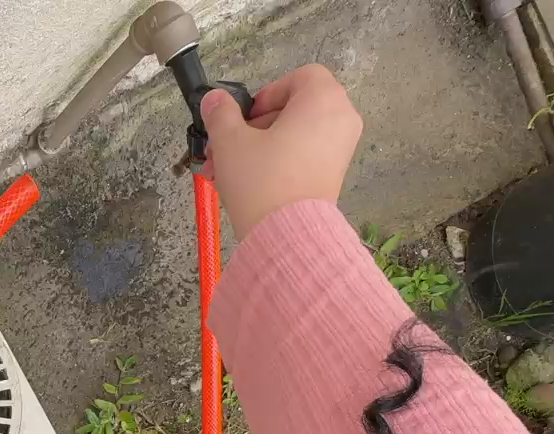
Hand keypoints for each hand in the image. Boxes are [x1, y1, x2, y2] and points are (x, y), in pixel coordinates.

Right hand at [201, 65, 362, 238]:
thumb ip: (221, 115)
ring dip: (259, 150)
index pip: (299, 78)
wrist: (285, 235)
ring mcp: (340, 148)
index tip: (242, 120)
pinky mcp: (333, 176)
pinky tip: (248, 187)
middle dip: (253, 129)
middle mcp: (340, 117)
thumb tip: (213, 98)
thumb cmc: (260, 180)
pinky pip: (303, 158)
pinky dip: (278, 164)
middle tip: (223, 152)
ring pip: (295, 137)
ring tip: (226, 175)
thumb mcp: (230, 144)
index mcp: (322, 99)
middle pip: (294, 110)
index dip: (267, 94)